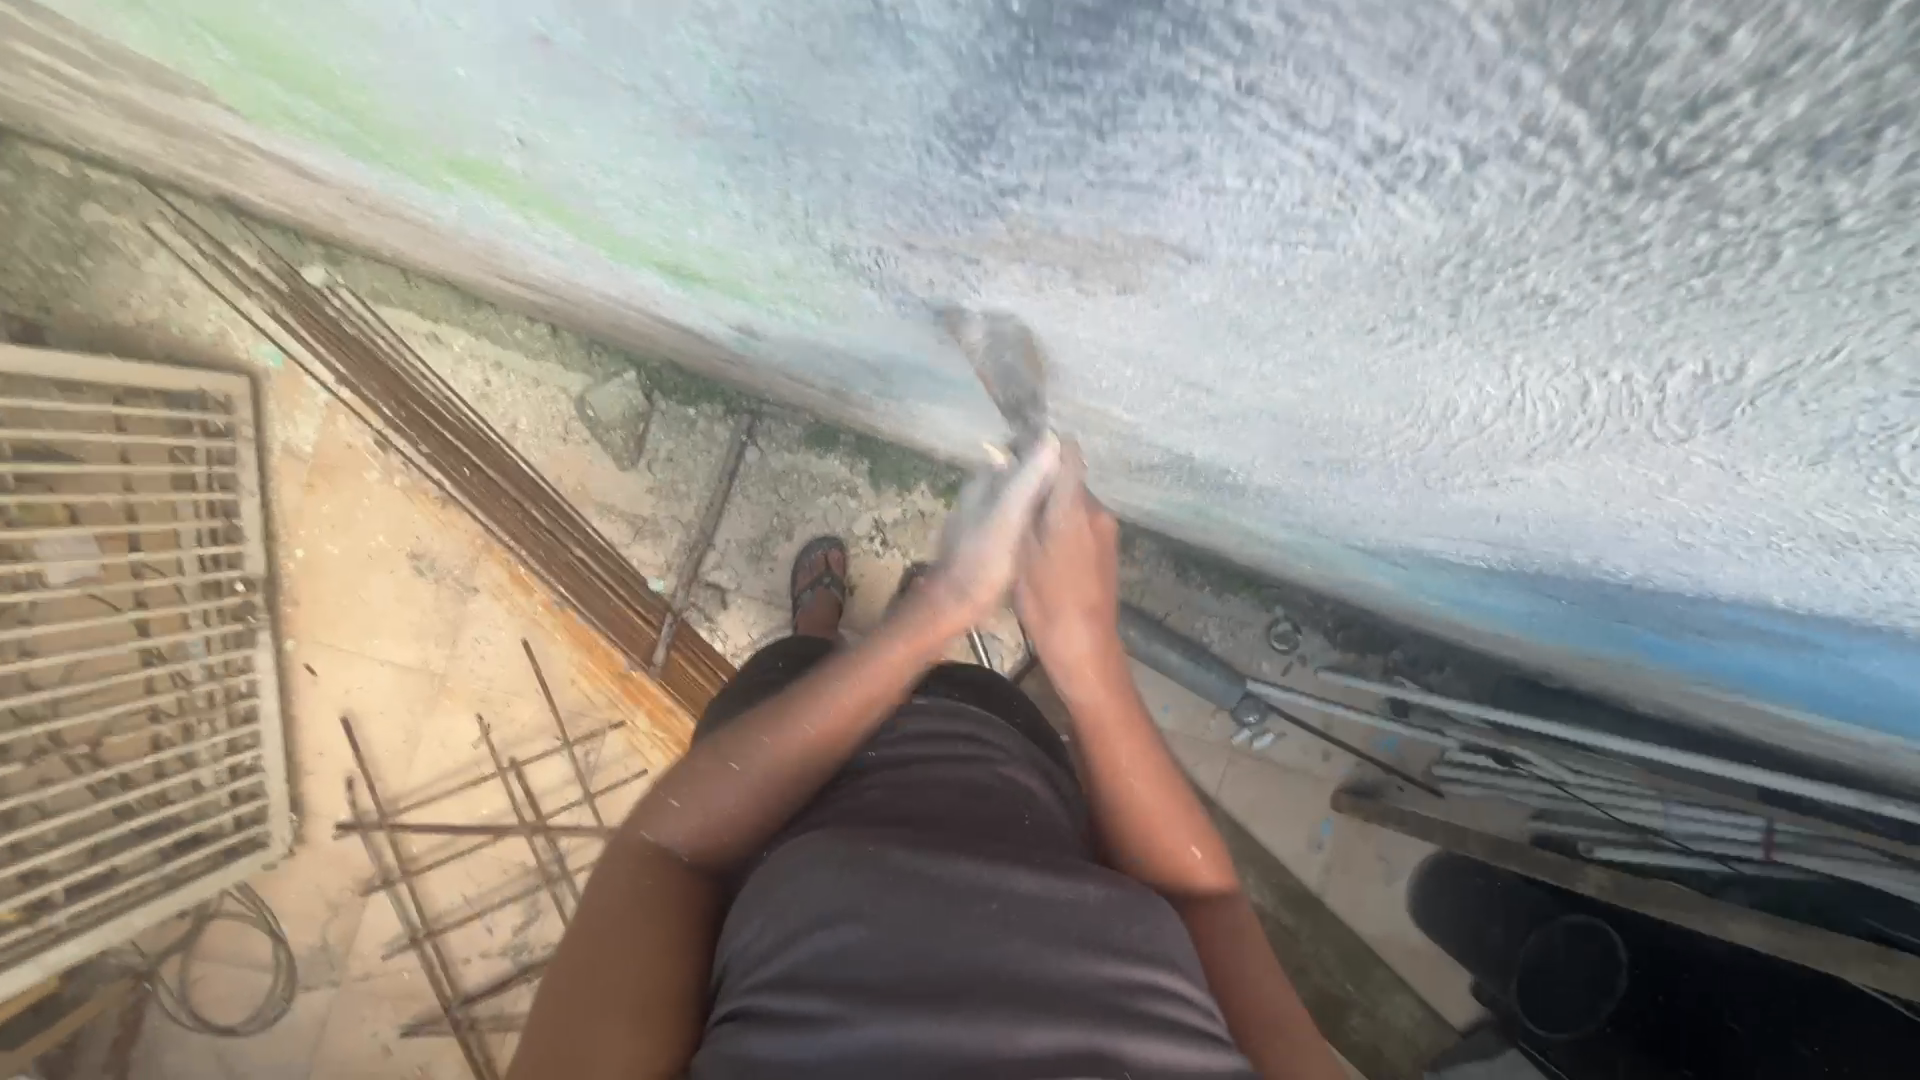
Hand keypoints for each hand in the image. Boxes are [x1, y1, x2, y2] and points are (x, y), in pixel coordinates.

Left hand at [923, 433, 1062, 626]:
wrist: (956, 603)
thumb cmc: (983, 559)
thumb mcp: (1009, 516)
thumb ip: (1028, 479)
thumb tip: (1054, 439)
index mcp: (984, 483)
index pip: (1020, 455)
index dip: (1048, 456)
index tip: (1077, 462)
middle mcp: (980, 495)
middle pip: (1019, 476)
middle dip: (1045, 477)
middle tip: (1079, 486)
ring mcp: (982, 518)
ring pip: (1018, 499)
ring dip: (1040, 499)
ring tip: (1070, 505)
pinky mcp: (987, 541)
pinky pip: (1016, 521)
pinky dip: (1032, 520)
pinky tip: (1049, 531)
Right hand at [1014, 441, 1123, 678]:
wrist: (1084, 645)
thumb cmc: (1046, 600)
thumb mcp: (1021, 550)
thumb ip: (1022, 504)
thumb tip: (1014, 465)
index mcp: (1074, 507)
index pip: (1068, 454)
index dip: (1044, 446)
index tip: (1018, 450)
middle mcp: (1097, 511)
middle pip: (1069, 480)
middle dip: (1042, 483)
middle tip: (1010, 497)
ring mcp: (1107, 531)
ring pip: (1074, 503)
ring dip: (1051, 507)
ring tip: (1022, 527)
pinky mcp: (1108, 549)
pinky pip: (1082, 523)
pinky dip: (1062, 526)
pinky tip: (1042, 549)